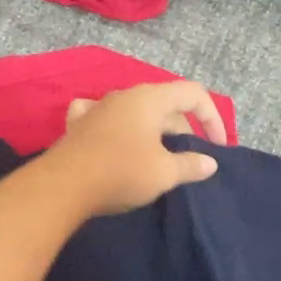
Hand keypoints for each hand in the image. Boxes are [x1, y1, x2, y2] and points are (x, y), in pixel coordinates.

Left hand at [36, 81, 225, 215]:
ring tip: (159, 155)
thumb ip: (190, 165)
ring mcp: (98, 108)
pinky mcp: (78, 126)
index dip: (213, 118)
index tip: (217, 147)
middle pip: (165, 104)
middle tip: (190, 160)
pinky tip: (114, 137)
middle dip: (183, 130)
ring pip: (136, 112)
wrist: (62, 186)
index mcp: (150, 98)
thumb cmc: (121, 173)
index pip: (193, 94)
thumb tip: (209, 163)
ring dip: (153, 130)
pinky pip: (105, 118)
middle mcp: (124, 95)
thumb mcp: (164, 173)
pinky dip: (118, 127)